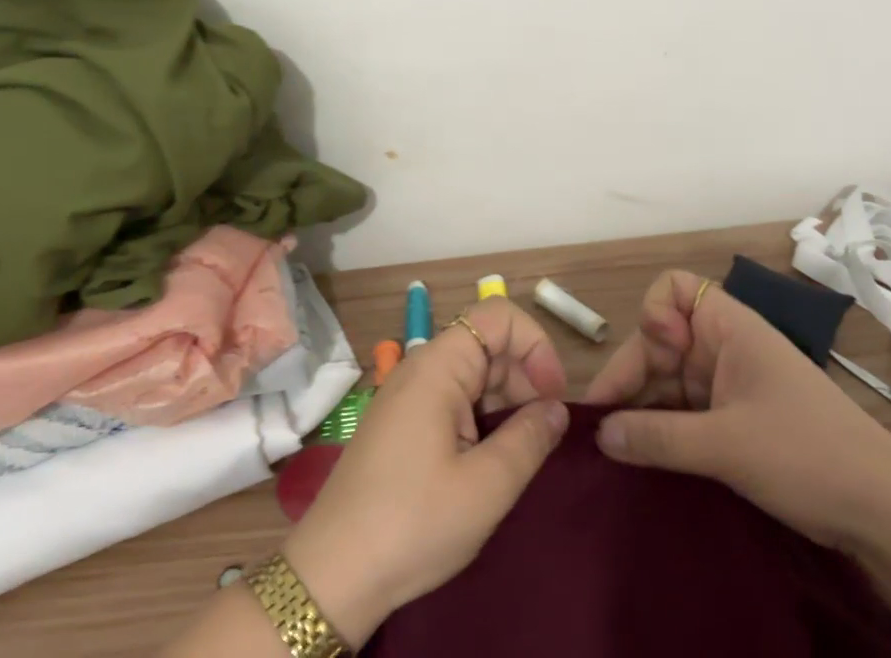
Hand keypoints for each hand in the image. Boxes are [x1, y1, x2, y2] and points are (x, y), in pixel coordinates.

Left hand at [281, 297, 568, 646]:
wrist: (334, 574)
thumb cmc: (414, 524)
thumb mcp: (487, 486)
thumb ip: (530, 438)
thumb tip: (556, 409)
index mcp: (437, 368)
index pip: (498, 316)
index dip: (536, 346)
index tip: (553, 399)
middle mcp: (419, 371)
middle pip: (488, 345)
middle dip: (526, 379)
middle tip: (542, 437)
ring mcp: (407, 400)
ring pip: (473, 377)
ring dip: (506, 406)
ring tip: (520, 457)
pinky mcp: (402, 428)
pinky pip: (454, 404)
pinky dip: (482, 422)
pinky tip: (490, 464)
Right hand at [581, 269, 890, 547]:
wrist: (884, 512)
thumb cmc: (807, 456)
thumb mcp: (726, 446)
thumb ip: (656, 437)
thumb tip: (599, 435)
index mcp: (732, 330)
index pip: (674, 289)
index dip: (652, 314)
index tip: (653, 358)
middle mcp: (726, 349)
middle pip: (658, 342)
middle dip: (630, 377)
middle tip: (601, 429)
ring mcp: (729, 387)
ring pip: (667, 382)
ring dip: (640, 410)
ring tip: (611, 451)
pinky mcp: (734, 423)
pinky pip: (682, 414)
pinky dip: (660, 432)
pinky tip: (639, 460)